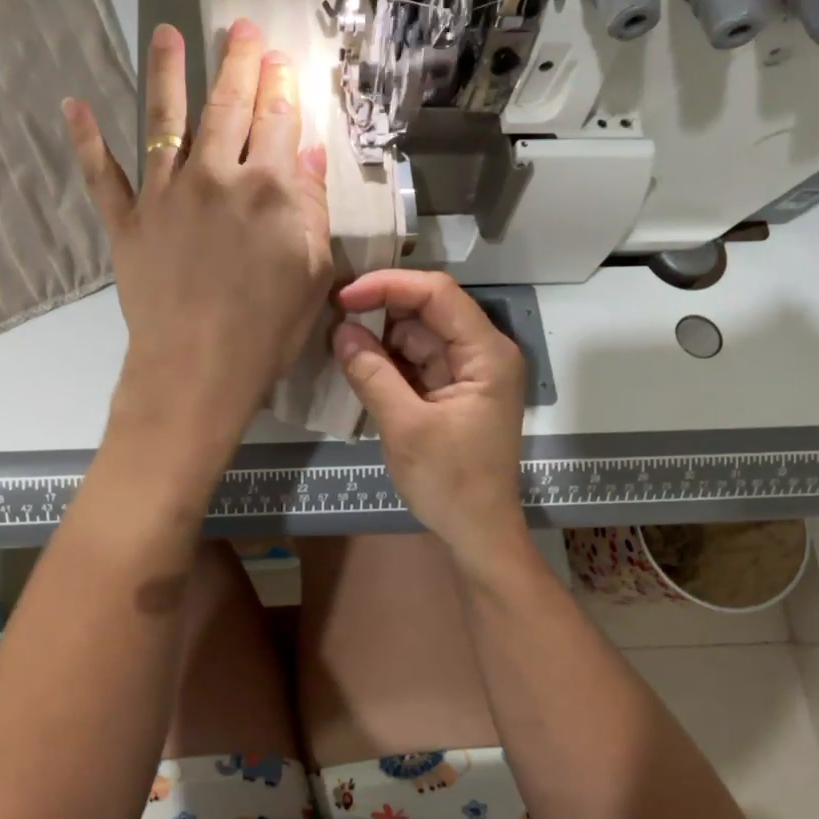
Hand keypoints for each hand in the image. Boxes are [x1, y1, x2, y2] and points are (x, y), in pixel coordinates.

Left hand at [64, 20, 333, 442]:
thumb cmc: (267, 331)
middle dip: (238, 62)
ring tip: (167, 33)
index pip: (279, 120)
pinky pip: (102, 176)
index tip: (280, 59)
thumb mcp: (312, 272)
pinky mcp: (126, 222)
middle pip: (228, 106)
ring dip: (166, 73)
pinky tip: (73, 106)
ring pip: (165, 121)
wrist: (197, 370)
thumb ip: (310, 208)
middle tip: (240, 28)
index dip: (281, 85)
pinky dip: (86, 141)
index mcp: (270, 188)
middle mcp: (215, 175)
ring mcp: (165, 196)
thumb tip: (307, 155)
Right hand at [334, 270, 528, 555]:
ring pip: (419, 334)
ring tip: (336, 338)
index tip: (343, 298)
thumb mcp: (405, 427)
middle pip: (429, 310)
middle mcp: (483, 353)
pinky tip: (355, 361)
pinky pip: (416, 361)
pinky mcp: (452, 391)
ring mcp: (468, 372)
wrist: (477, 533)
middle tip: (331, 315)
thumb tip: (340, 331)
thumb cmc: (450, 482)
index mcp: (486, 354)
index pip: (438, 294)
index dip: (389, 286)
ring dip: (379, 335)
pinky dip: (387, 359)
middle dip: (380, 308)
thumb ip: (372, 374)